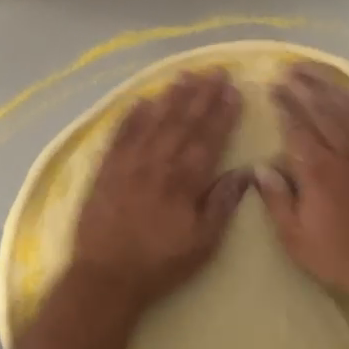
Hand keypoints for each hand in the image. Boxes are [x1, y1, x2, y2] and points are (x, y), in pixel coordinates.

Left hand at [69, 68, 251, 307]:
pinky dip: (133, 114)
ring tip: (186, 74)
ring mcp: (129, 164)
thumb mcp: (203, 244)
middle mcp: (158, 165)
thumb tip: (245, 173)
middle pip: (183, 122)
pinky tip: (144, 98)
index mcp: (185, 182)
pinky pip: (121, 133)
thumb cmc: (160, 264)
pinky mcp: (105, 169)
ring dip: (171, 96)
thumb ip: (222, 205)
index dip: (223, 113)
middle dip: (201, 94)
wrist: (104, 278)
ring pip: (154, 121)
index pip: (209, 138)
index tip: (234, 90)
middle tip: (215, 70)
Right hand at [257, 62, 348, 299]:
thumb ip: (277, 200)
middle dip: (304, 88)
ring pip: (348, 110)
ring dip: (329, 88)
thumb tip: (260, 168)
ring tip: (313, 72)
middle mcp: (344, 154)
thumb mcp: (295, 238)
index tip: (272, 87)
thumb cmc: (338, 256)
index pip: (297, 127)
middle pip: (322, 110)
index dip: (284, 105)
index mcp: (317, 172)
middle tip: (289, 71)